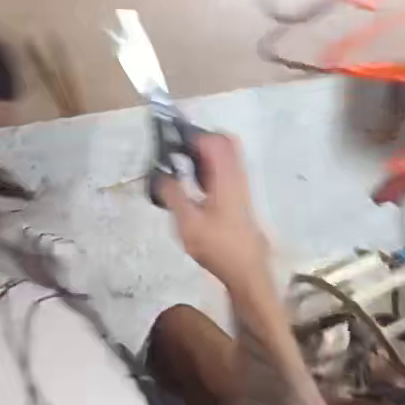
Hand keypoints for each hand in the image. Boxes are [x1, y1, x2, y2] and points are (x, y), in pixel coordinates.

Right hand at [158, 132, 270, 285]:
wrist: (246, 270)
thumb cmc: (217, 246)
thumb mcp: (187, 222)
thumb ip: (172, 194)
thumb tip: (158, 173)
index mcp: (225, 179)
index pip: (214, 142)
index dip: (193, 134)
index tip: (170, 137)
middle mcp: (236, 177)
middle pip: (225, 142)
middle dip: (200, 137)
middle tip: (177, 145)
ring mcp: (240, 186)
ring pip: (226, 154)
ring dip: (204, 151)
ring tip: (179, 159)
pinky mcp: (238, 196)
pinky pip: (225, 168)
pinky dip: (208, 164)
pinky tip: (191, 179)